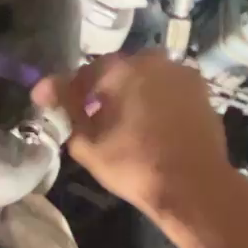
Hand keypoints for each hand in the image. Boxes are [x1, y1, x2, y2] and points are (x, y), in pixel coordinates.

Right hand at [32, 50, 237, 218]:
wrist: (194, 186)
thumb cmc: (135, 165)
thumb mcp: (88, 144)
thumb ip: (66, 109)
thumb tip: (46, 88)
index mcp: (120, 69)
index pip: (83, 73)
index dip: (64, 90)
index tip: (47, 101)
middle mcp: (152, 61)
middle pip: (116, 71)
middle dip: (100, 89)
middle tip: (89, 114)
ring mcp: (181, 73)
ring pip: (145, 77)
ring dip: (130, 91)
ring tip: (121, 119)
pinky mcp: (201, 90)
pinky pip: (167, 88)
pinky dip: (155, 99)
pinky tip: (150, 122)